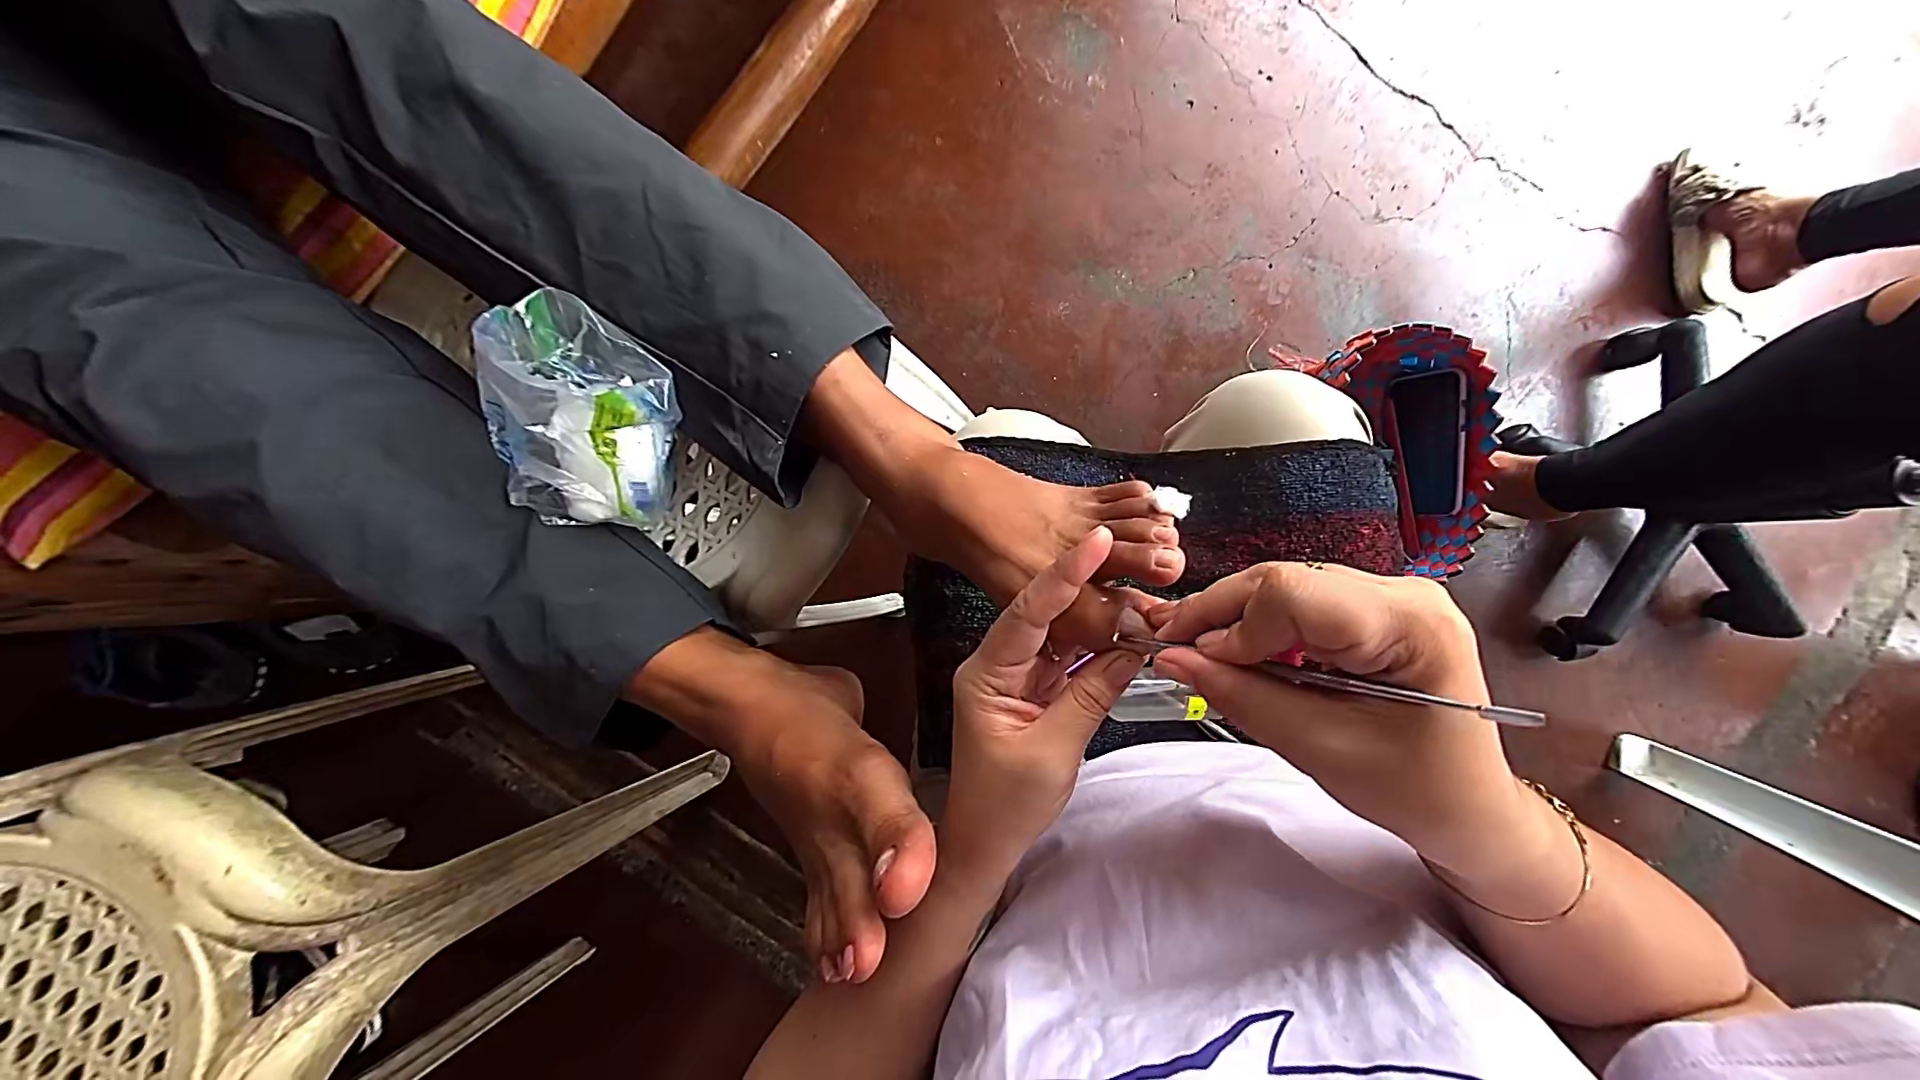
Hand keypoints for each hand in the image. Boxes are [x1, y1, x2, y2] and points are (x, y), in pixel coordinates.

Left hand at [945, 528, 1145, 879]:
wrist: (984, 844)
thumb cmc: (1003, 807)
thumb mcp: (1053, 751)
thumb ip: (1092, 696)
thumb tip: (1131, 651)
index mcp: (985, 674)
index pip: (1027, 613)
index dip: (1063, 576)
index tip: (1094, 543)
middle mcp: (997, 666)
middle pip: (1044, 617)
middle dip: (1089, 595)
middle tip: (1134, 578)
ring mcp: (1016, 678)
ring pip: (1060, 637)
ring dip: (1097, 624)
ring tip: (1138, 607)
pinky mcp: (1034, 692)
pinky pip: (1067, 661)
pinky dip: (1096, 653)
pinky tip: (1123, 641)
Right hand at [1147, 562, 1528, 870]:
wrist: (1468, 806)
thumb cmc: (1415, 789)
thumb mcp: (1317, 747)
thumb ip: (1240, 695)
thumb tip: (1175, 659)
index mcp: (1411, 624)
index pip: (1291, 593)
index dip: (1228, 624)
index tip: (1191, 660)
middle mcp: (1403, 592)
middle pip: (1281, 580)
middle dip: (1219, 614)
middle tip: (1175, 648)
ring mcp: (1388, 594)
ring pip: (1280, 586)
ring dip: (1233, 620)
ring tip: (1203, 656)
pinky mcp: (1369, 606)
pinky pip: (1294, 600)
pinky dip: (1256, 626)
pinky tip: (1240, 654)